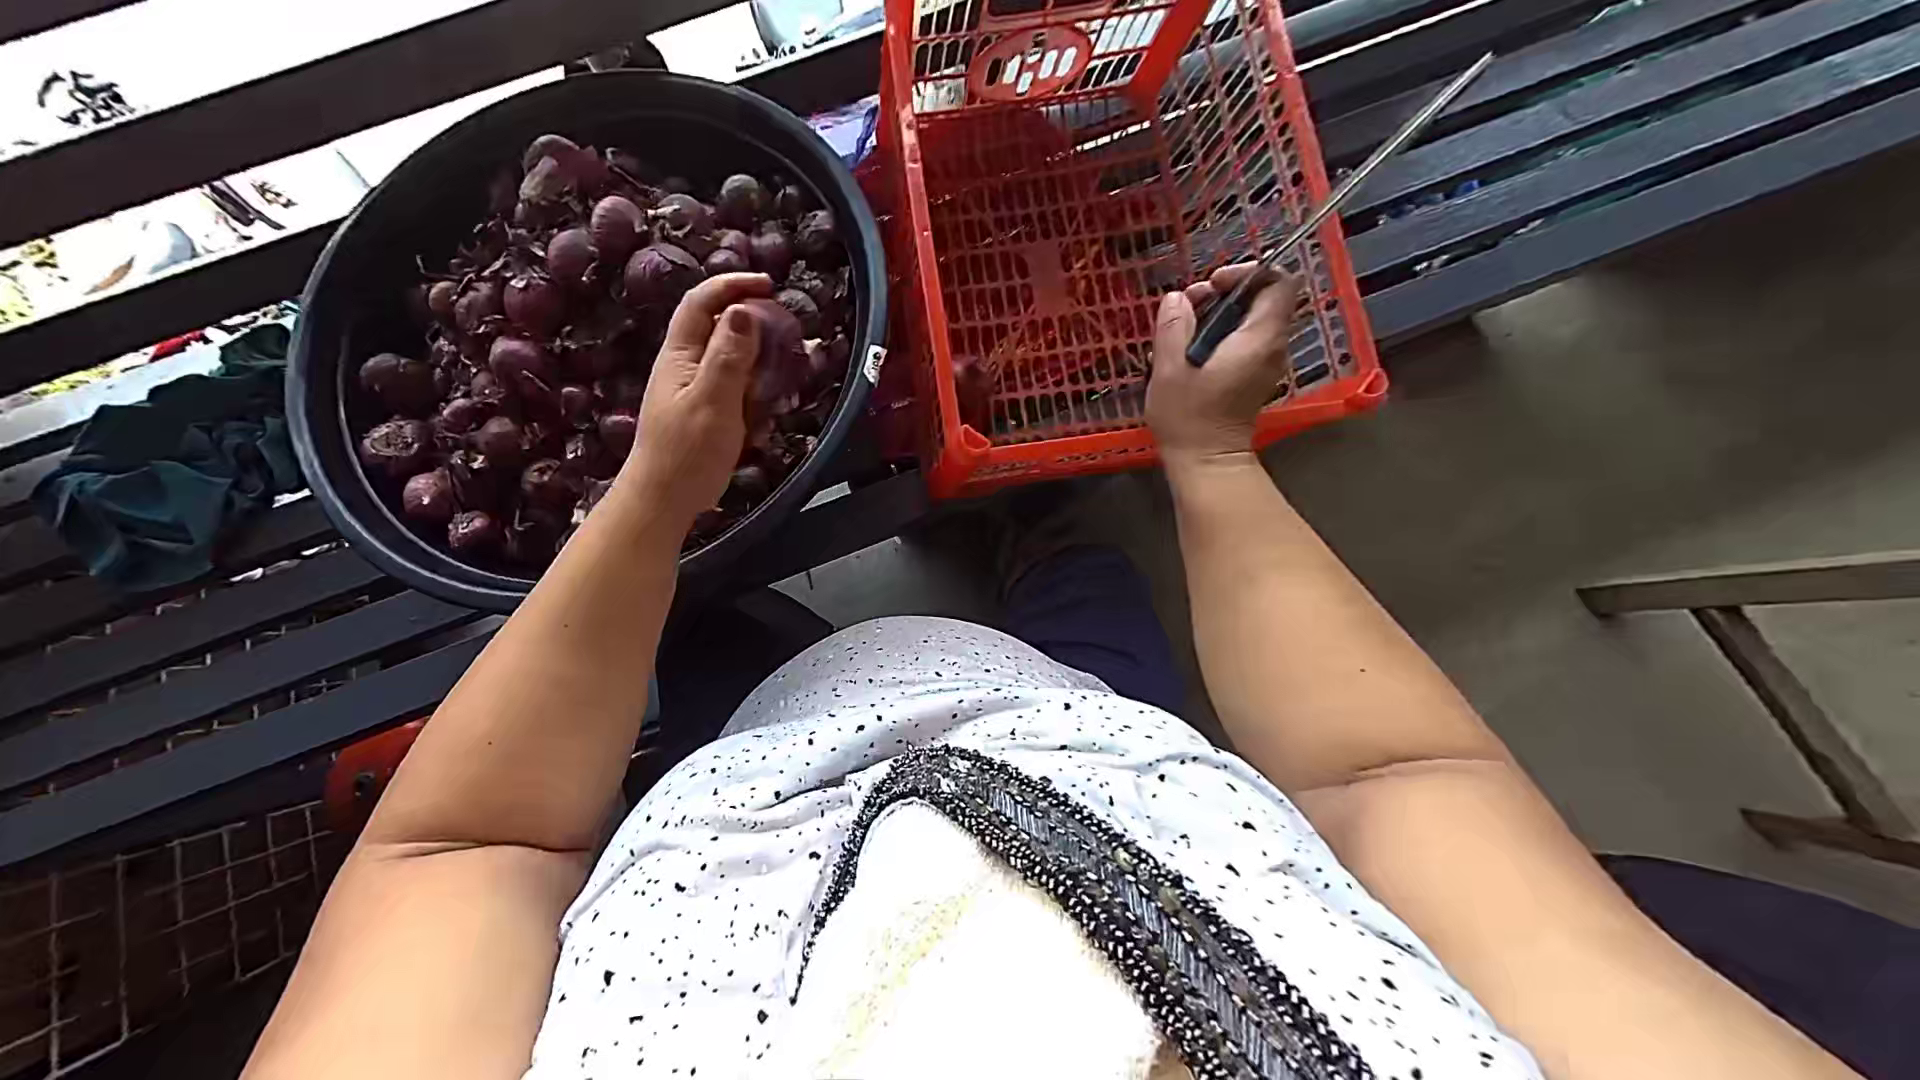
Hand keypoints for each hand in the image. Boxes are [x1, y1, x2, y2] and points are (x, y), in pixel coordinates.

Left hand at [620, 272, 772, 528]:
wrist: (666, 500)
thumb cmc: (686, 453)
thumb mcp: (712, 401)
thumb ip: (729, 356)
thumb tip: (744, 310)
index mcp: (680, 356)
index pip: (702, 303)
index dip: (731, 286)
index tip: (767, 284)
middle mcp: (688, 367)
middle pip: (723, 330)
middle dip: (757, 329)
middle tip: (789, 340)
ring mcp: (699, 391)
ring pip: (737, 363)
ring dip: (763, 369)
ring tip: (784, 388)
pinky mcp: (711, 414)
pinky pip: (740, 393)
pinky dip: (758, 399)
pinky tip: (768, 419)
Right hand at [1146, 264, 1301, 468]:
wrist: (1206, 464)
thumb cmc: (1188, 419)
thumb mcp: (1168, 370)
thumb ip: (1174, 327)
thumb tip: (1178, 298)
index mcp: (1258, 339)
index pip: (1277, 282)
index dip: (1246, 273)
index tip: (1210, 285)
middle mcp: (1272, 348)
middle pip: (1263, 299)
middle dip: (1224, 294)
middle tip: (1187, 309)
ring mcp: (1267, 364)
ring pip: (1252, 320)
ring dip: (1219, 316)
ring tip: (1184, 330)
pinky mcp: (1255, 377)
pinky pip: (1246, 341)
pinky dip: (1222, 335)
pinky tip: (1192, 350)